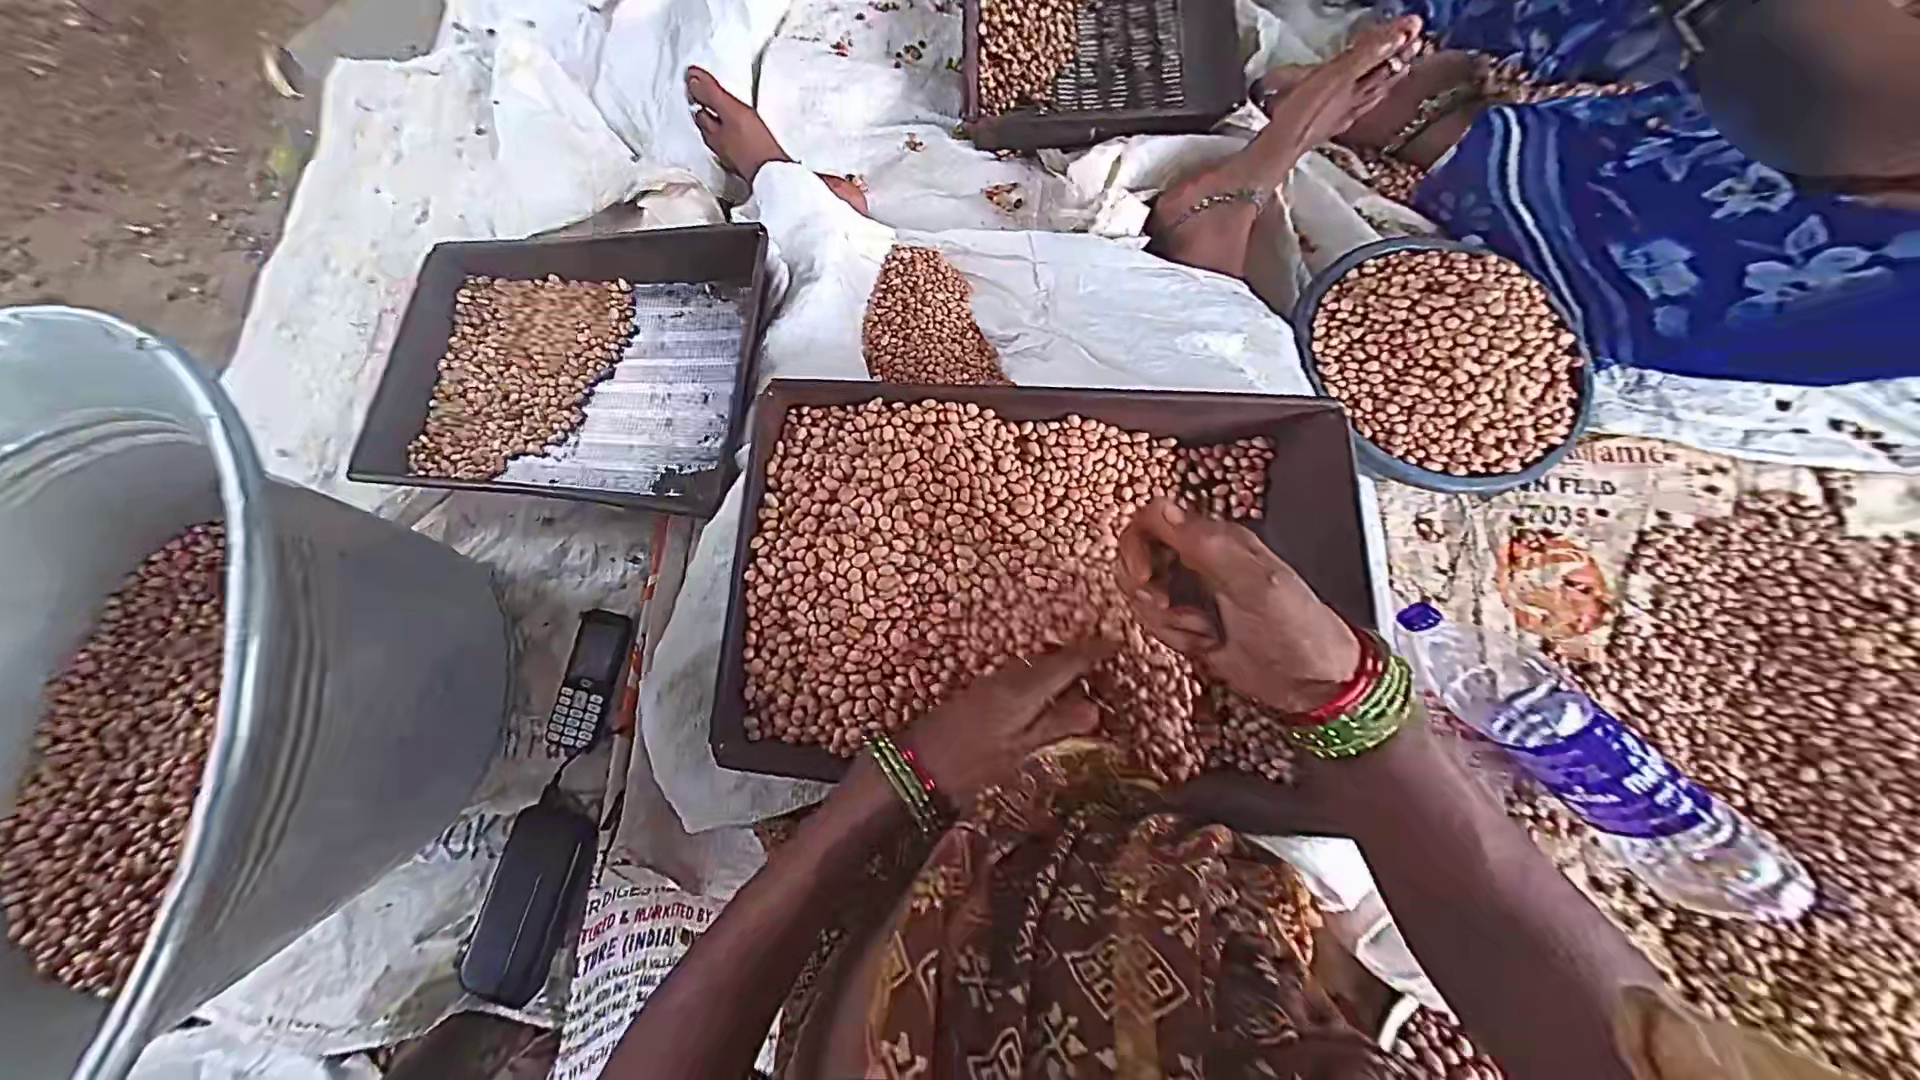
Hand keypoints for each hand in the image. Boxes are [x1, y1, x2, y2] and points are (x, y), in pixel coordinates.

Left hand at [898, 640, 1113, 806]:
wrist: (913, 765)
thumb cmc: (968, 766)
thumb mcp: (1019, 755)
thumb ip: (1055, 728)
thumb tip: (1094, 708)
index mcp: (1022, 690)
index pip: (1066, 662)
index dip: (1094, 652)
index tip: (1118, 645)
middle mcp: (1007, 678)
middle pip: (1052, 662)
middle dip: (1080, 662)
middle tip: (1109, 668)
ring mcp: (991, 684)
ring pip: (1036, 671)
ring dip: (1060, 673)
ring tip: (1086, 687)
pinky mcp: (980, 694)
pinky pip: (1021, 680)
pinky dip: (1042, 684)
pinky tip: (1048, 702)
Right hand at [1117, 499, 1359, 713]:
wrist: (1312, 685)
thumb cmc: (1297, 629)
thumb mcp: (1257, 585)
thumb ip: (1209, 545)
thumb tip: (1163, 508)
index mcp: (1216, 539)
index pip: (1154, 519)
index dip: (1137, 544)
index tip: (1144, 577)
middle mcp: (1197, 559)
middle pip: (1138, 555)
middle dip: (1143, 586)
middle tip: (1166, 606)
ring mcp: (1190, 591)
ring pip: (1141, 590)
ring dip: (1160, 616)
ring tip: (1199, 630)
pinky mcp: (1185, 621)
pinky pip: (1152, 620)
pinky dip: (1169, 635)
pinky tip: (1202, 644)